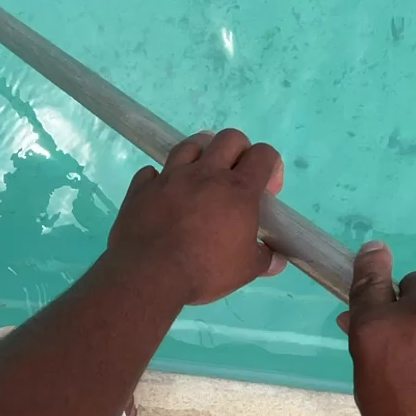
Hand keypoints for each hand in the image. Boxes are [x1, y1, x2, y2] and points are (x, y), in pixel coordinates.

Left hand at [106, 129, 286, 305]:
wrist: (149, 277)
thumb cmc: (204, 272)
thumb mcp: (245, 270)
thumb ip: (263, 259)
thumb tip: (276, 260)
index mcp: (237, 189)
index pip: (264, 154)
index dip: (270, 166)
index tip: (265, 191)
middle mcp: (204, 175)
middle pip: (229, 138)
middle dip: (238, 151)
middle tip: (233, 178)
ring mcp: (169, 178)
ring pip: (188, 146)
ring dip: (199, 154)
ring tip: (198, 178)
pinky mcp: (140, 190)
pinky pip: (149, 172)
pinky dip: (157, 180)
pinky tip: (161, 196)